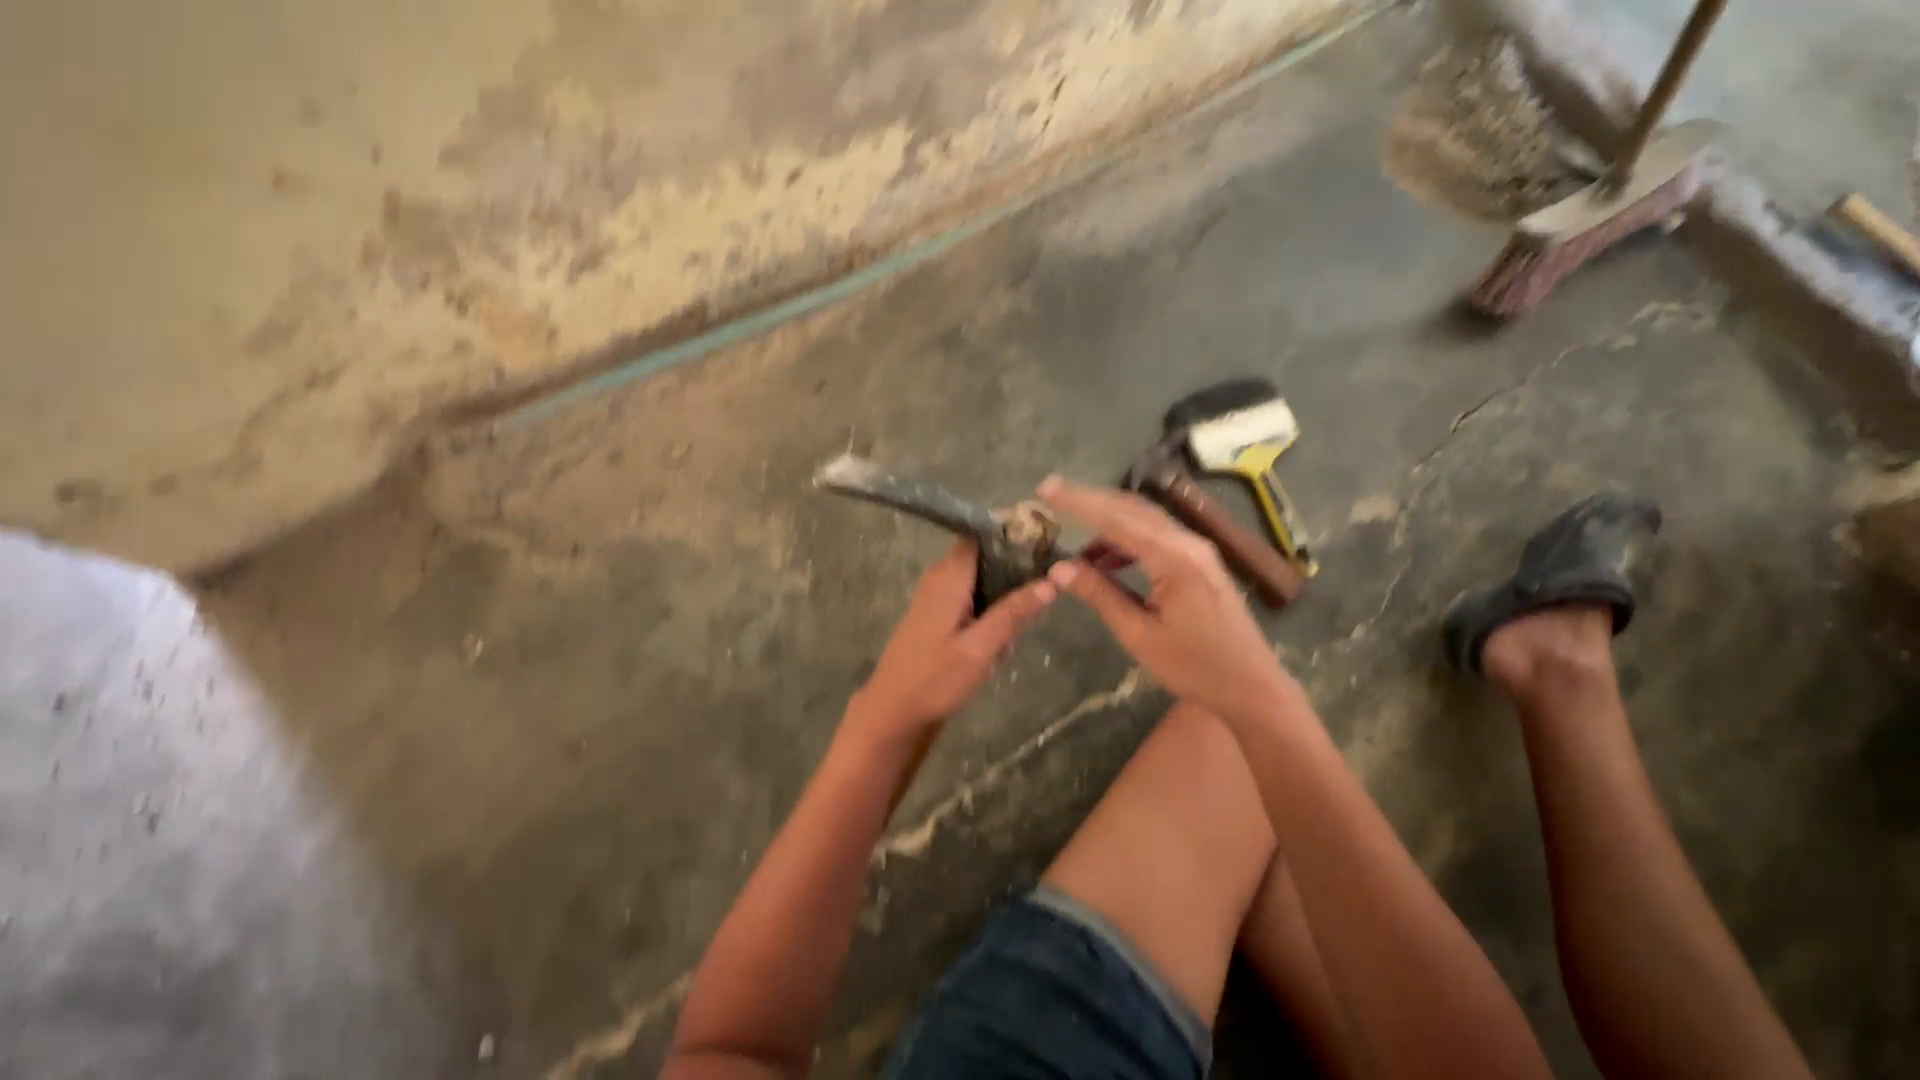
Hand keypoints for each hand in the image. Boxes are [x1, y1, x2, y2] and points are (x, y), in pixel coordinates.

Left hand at [850, 541, 1057, 738]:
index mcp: (949, 576)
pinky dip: (987, 621)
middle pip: (987, 560)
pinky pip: (971, 604)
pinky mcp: (936, 615)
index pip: (984, 535)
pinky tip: (993, 651)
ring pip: (983, 585)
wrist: (893, 712)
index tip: (1044, 552)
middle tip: (1029, 614)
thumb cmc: (935, 679)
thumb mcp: (981, 648)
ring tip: (1007, 643)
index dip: (1014, 538)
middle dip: (1013, 582)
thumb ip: (1014, 613)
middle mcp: (940, 577)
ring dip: (1001, 608)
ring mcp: (935, 596)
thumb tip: (1053, 581)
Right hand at [1038, 476, 1294, 721]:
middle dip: (1089, 500)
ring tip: (1071, 535)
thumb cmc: (1194, 667)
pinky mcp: (1200, 562)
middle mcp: (1189, 543)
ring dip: (1107, 521)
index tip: (1045, 489)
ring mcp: (1198, 550)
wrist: (1252, 686)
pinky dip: (1127, 538)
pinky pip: (1157, 536)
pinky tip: (1105, 558)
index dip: (1078, 502)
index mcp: (1174, 559)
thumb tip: (1059, 568)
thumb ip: (1101, 595)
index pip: (1117, 519)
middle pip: (1132, 508)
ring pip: (1145, 519)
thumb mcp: (1139, 635)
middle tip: (1050, 495)